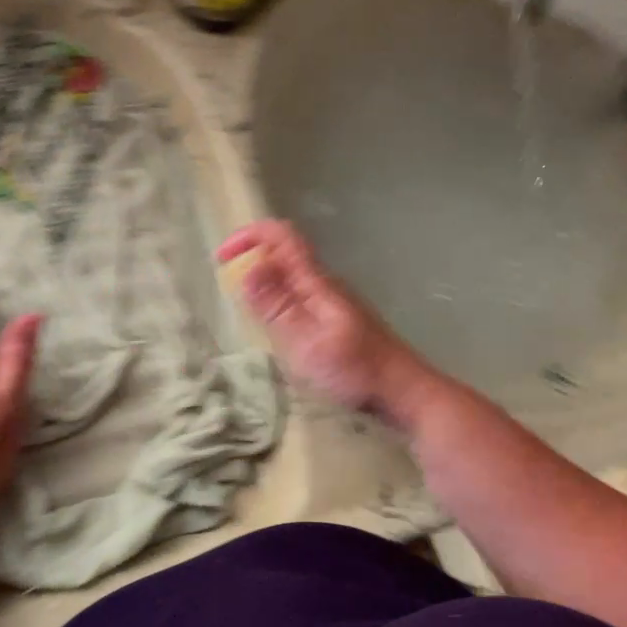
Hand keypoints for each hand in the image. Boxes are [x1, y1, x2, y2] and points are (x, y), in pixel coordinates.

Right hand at [217, 220, 435, 418]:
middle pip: (285, 250)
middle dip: (252, 255)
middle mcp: (325, 283)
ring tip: (241, 303)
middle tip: (225, 282)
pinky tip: (274, 324)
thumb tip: (249, 267)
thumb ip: (279, 306)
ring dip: (263, 277)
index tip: (222, 258)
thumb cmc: (357, 370)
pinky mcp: (337, 320)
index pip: (282, 236)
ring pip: (293, 273)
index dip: (249, 236)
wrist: (404, 391)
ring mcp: (334, 301)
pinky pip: (300, 293)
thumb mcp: (309, 342)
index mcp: (317, 282)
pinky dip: (278, 296)